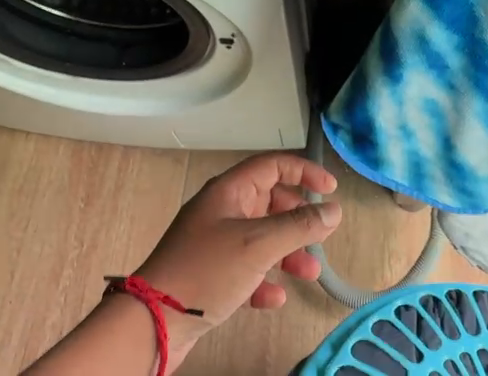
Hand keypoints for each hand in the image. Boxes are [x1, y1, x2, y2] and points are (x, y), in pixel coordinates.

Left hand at [132, 153, 340, 360]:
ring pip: (260, 238)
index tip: (330, 189)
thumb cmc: (206, 271)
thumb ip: (299, 226)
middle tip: (320, 236)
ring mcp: (213, 243)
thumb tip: (333, 209)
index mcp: (228, 191)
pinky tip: (274, 298)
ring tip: (309, 273)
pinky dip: (263, 280)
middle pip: (268, 202)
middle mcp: (221, 210)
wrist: (153, 320)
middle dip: (297, 219)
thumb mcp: (257, 244)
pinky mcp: (209, 275)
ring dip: (286, 253)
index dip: (303, 171)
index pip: (272, 165)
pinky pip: (245, 269)